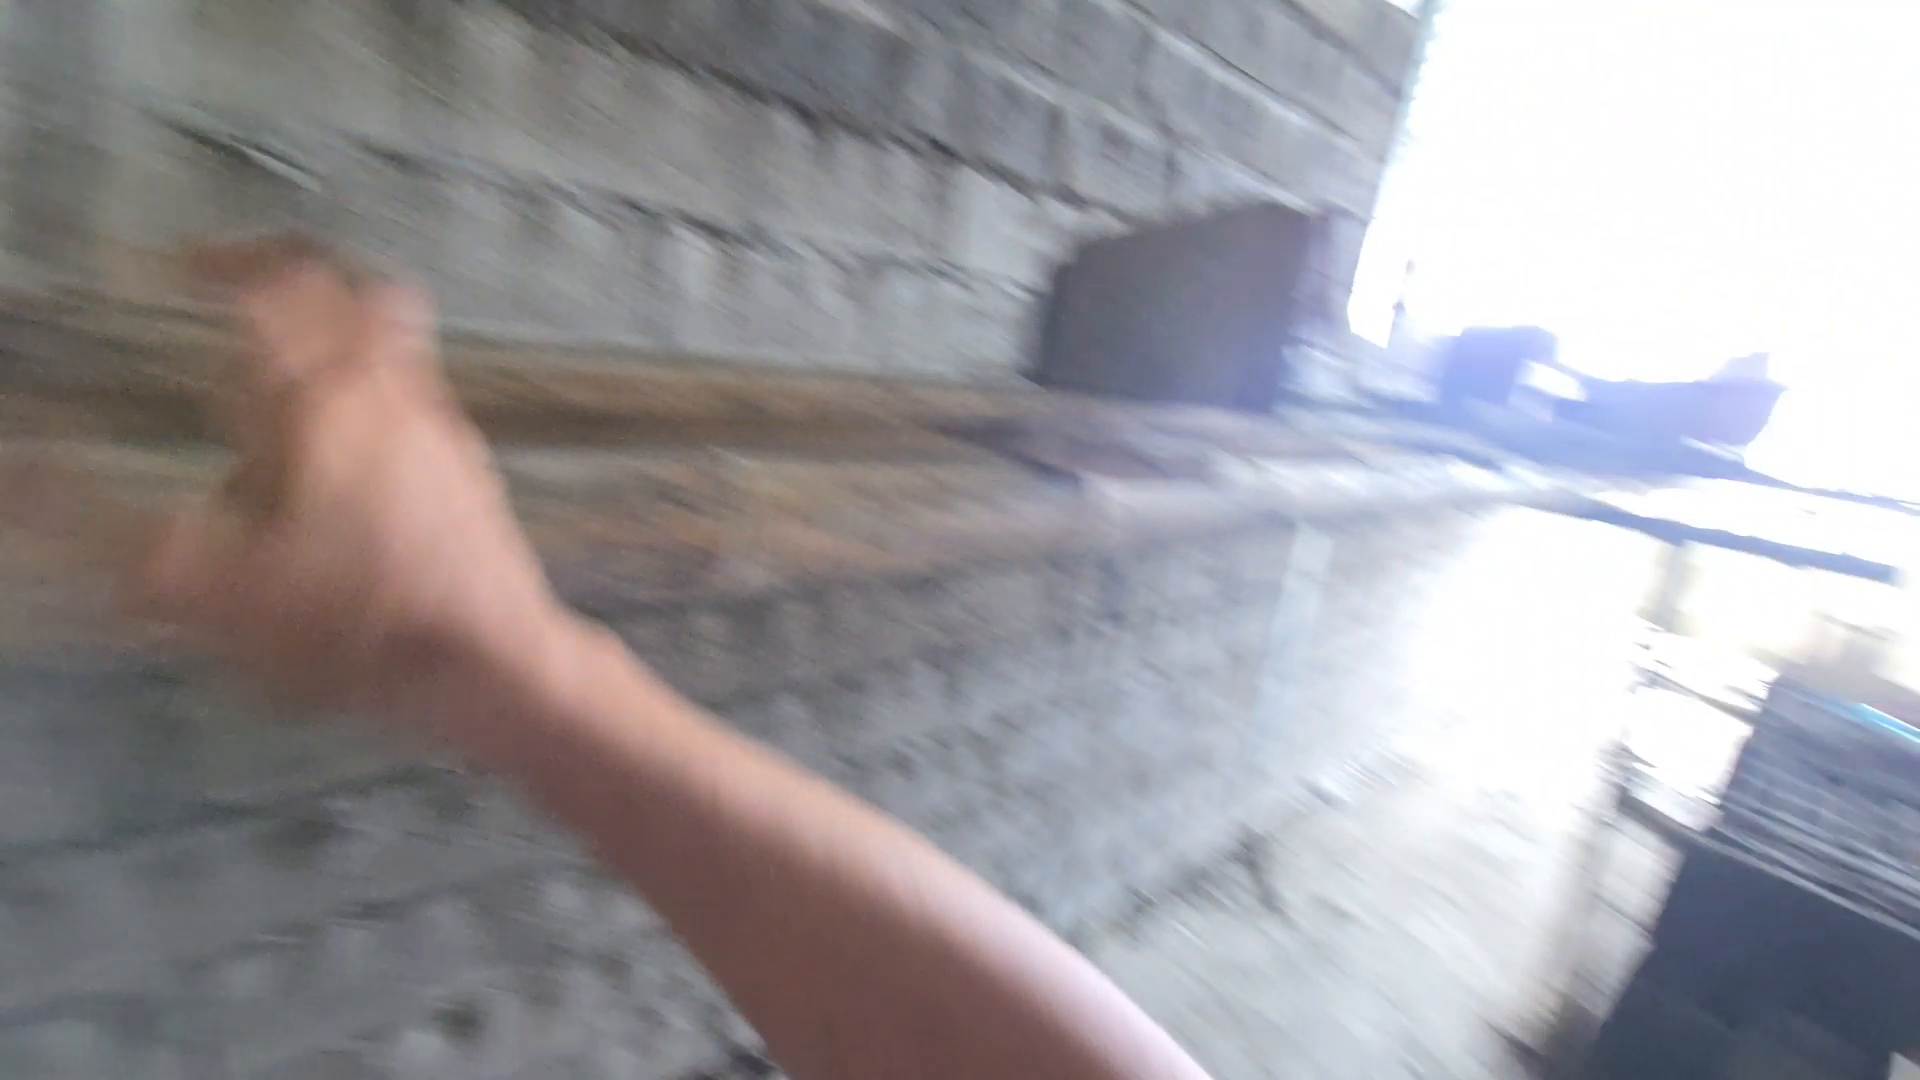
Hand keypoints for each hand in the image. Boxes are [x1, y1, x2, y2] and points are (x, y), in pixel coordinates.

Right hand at [126, 235, 573, 728]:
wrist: (491, 655)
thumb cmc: (358, 622)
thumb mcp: (201, 587)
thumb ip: (93, 521)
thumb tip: (14, 471)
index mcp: (327, 401)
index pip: (288, 280)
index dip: (230, 259)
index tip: (185, 268)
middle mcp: (402, 400)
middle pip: (365, 294)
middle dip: (298, 286)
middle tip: (242, 308)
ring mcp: (450, 433)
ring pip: (397, 351)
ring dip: (334, 353)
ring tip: (273, 410)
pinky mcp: (474, 471)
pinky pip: (420, 405)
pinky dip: (371, 404)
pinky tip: (339, 467)